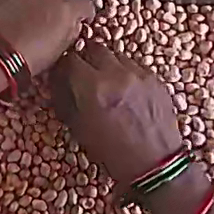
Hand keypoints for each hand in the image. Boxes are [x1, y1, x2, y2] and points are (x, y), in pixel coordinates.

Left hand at [0, 0, 93, 74]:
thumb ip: (69, 33)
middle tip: (46, 32)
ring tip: (23, 30)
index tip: (81, 22)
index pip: (85, 3)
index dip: (84, 13)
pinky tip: (7, 24)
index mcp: (65, 9)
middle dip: (54, 13)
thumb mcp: (58, 53)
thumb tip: (72, 25)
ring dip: (33, 9)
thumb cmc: (26, 60)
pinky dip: (14, 8)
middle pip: (57, 0)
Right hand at [53, 42, 183, 182]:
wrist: (156, 166)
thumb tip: (58, 82)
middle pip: (94, 48)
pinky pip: (134, 66)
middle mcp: (117, 74)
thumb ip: (67, 100)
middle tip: (83, 73)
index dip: (63, 65)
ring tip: (105, 81)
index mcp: (93, 88)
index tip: (63, 72)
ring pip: (116, 55)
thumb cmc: (113, 153)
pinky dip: (125, 73)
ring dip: (106, 63)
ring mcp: (139, 74)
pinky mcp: (155, 79)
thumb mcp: (80, 129)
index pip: (70, 59)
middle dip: (85, 58)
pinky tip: (124, 90)